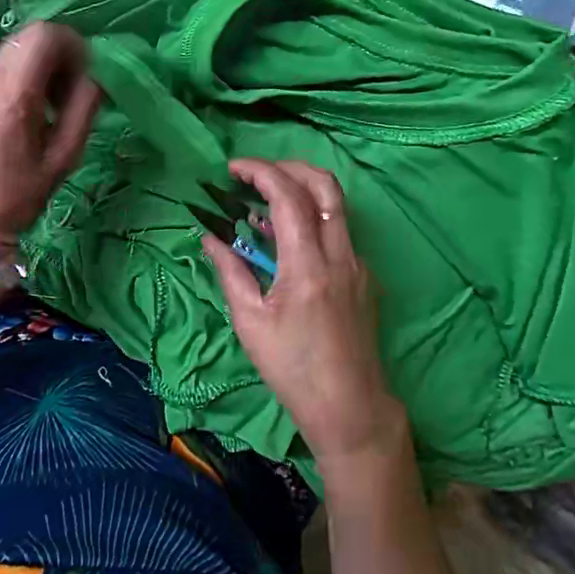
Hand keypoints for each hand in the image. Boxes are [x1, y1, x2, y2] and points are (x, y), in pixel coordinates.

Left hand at [0, 22, 103, 235]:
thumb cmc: (20, 195)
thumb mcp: (65, 156)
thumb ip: (84, 107)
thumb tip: (95, 73)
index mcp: (11, 100)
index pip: (41, 36)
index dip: (70, 44)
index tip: (82, 71)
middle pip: (25, 40)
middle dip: (55, 58)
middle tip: (66, 93)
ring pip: (10, 54)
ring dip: (35, 70)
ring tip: (45, 108)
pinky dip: (15, 81)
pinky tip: (20, 114)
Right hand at [201, 159, 405, 463]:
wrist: (351, 407)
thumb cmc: (292, 369)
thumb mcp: (250, 322)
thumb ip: (230, 271)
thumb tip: (210, 237)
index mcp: (308, 265)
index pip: (288, 196)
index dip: (260, 172)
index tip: (232, 169)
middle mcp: (340, 255)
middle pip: (324, 185)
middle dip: (288, 166)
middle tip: (255, 173)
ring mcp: (358, 264)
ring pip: (336, 206)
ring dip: (301, 191)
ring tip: (263, 205)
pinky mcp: (364, 277)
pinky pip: (338, 232)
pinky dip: (311, 220)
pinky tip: (285, 242)